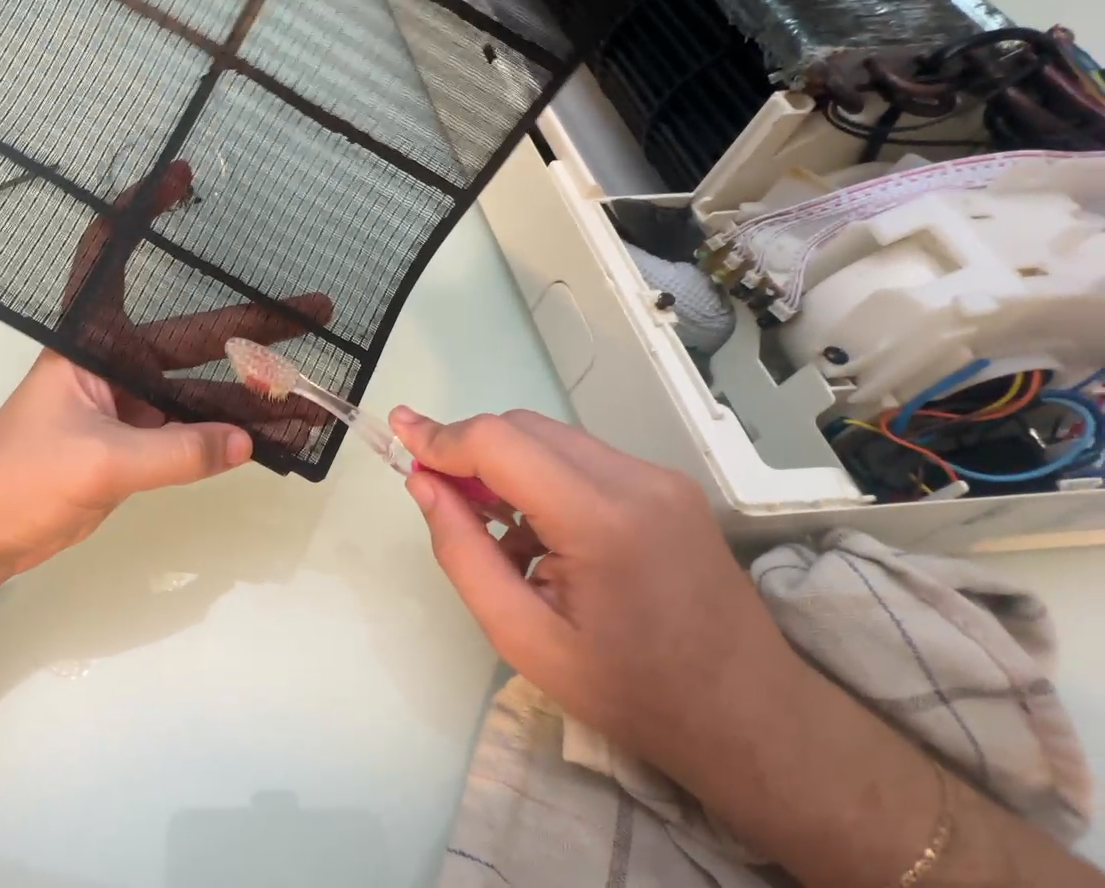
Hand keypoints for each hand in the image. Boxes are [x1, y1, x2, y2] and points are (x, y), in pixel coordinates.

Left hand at [0, 160, 331, 577]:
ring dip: (255, 401)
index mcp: (90, 343)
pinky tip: (278, 441)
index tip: (181, 177)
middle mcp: (114, 363)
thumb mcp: (97, 461)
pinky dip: (232, 439)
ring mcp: (130, 405)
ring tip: (316, 405)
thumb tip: (244, 444)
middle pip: (195, 336)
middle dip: (257, 327)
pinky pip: (195, 433)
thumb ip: (175, 454)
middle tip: (318, 311)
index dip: (140, 211)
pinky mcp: (137, 444)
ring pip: (204, 394)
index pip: (109, 256)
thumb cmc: (18, 479)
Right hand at [389, 407, 811, 783]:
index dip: (439, 436)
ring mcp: (660, 480)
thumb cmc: (628, 690)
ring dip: (504, 466)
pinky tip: (540, 537)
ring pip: (551, 439)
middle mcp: (636, 480)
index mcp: (600, 519)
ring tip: (493, 533)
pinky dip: (541, 479)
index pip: (498, 442)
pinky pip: (582, 460)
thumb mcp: (521, 637)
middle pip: (523, 428)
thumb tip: (423, 484)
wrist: (749, 718)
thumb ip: (462, 553)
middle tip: (436, 496)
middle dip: (468, 450)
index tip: (397, 434)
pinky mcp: (669, 489)